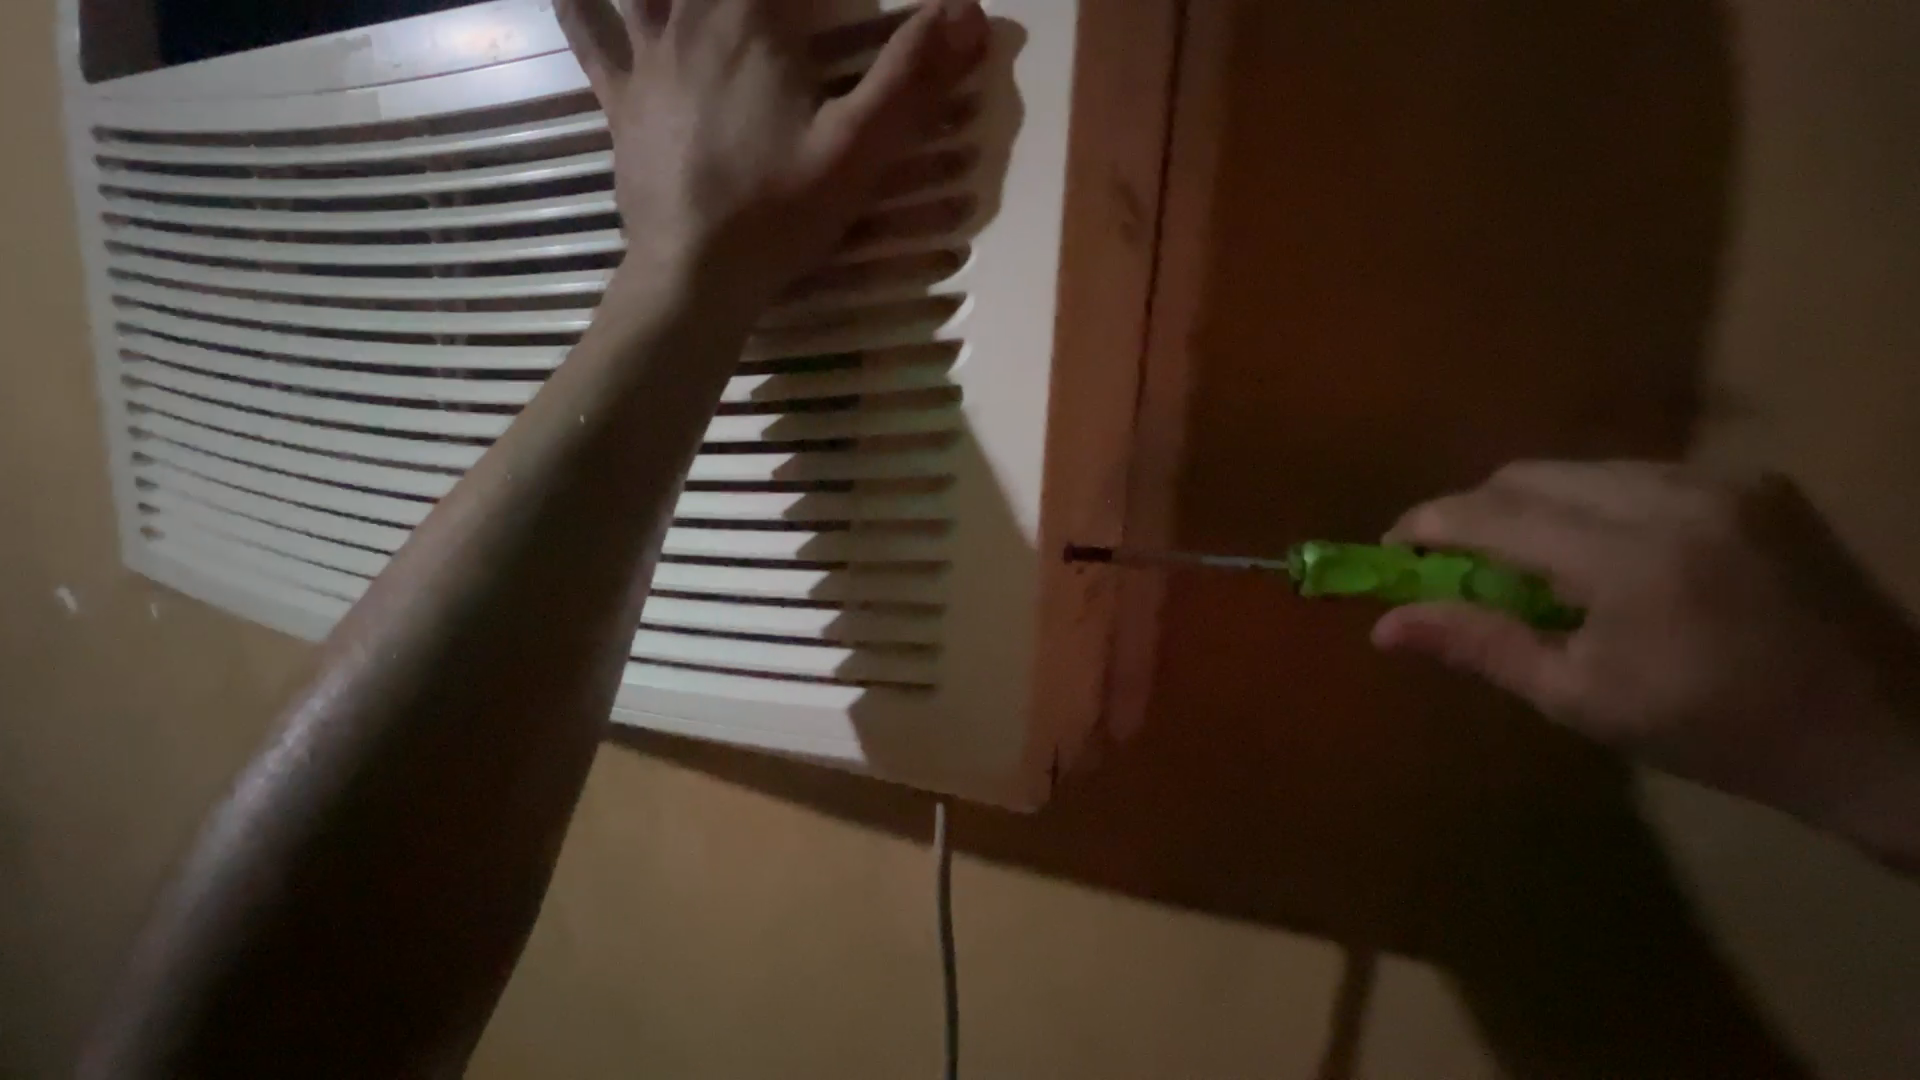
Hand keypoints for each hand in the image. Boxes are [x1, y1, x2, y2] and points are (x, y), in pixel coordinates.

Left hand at [557, 0, 987, 307]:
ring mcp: (648, 57)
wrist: (695, 276)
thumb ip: (911, 78)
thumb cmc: (779, 215)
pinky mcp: (621, 102)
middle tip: (782, 13)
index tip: (832, 6)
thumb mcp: (858, 151)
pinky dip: (578, 4)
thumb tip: (972, 9)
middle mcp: (692, 17)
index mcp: (755, 19)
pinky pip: (589, 35)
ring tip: (699, 0)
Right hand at [1375, 461, 1919, 866]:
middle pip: (1525, 475)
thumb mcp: (1579, 698)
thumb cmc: (1718, 731)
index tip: (1389, 551)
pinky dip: (1582, 504)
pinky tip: (1591, 554)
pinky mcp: (1750, 483)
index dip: (1424, 525)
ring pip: (1574, 470)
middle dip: (1470, 513)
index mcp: (1629, 558)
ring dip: (1524, 507)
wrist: (1895, 735)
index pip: (1490, 514)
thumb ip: (1477, 645)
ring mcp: (1720, 481)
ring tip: (1521, 563)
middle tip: (1450, 563)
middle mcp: (1672, 496)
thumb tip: (1382, 626)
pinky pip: (1628, 475)